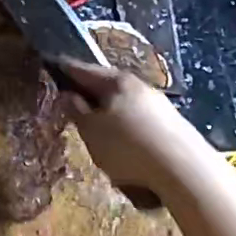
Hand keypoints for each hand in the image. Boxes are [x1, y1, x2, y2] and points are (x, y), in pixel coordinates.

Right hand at [59, 60, 210, 192]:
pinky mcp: (171, 124)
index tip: (52, 66)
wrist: (183, 169)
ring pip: (124, 103)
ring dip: (109, 113)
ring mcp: (158, 104)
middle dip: (90, 93)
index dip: (65, 69)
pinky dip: (126, 127)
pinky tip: (124, 143)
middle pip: (107, 86)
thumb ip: (76, 110)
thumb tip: (68, 94)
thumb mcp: (90, 131)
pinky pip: (138, 120)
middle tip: (72, 103)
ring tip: (97, 129)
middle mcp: (139, 85)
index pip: (83, 69)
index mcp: (116, 81)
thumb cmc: (126, 147)